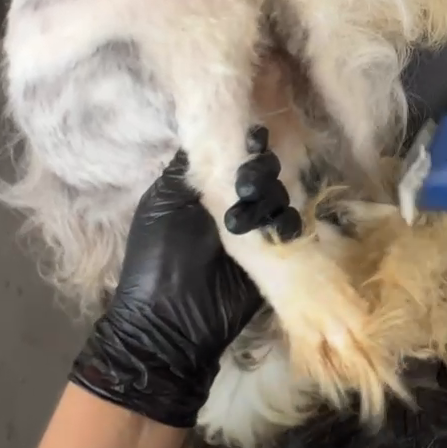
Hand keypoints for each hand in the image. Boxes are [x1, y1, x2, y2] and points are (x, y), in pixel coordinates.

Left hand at [68, 150, 267, 426]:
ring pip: (279, 195)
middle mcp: (234, 201)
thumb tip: (213, 128)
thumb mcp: (162, 202)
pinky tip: (271, 231)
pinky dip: (285, 224)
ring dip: (266, 200)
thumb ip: (189, 165)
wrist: (167, 319)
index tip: (253, 138)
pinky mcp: (273, 253)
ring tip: (239, 222)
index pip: (236, 153)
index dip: (247, 142)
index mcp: (207, 186)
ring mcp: (256, 228)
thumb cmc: (156, 255)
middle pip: (263, 170)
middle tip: (243, 188)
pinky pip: (290, 228)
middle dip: (259, 171)